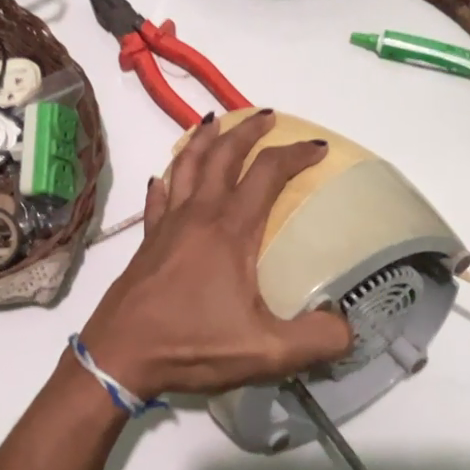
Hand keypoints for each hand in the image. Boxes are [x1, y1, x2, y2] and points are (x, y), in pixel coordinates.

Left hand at [77, 110, 353, 400]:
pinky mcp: (148, 240)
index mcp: (231, 230)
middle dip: (247, 131)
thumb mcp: (267, 352)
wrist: (122, 353)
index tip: (317, 147)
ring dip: (203, 140)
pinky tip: (164, 176)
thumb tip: (347, 327)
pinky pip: (159, 197)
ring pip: (186, 165)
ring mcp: (169, 224)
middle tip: (266, 116)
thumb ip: (317, 339)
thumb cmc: (193, 345)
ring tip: (215, 122)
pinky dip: (166, 179)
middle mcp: (199, 214)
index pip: (267, 174)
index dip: (294, 155)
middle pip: (223, 156)